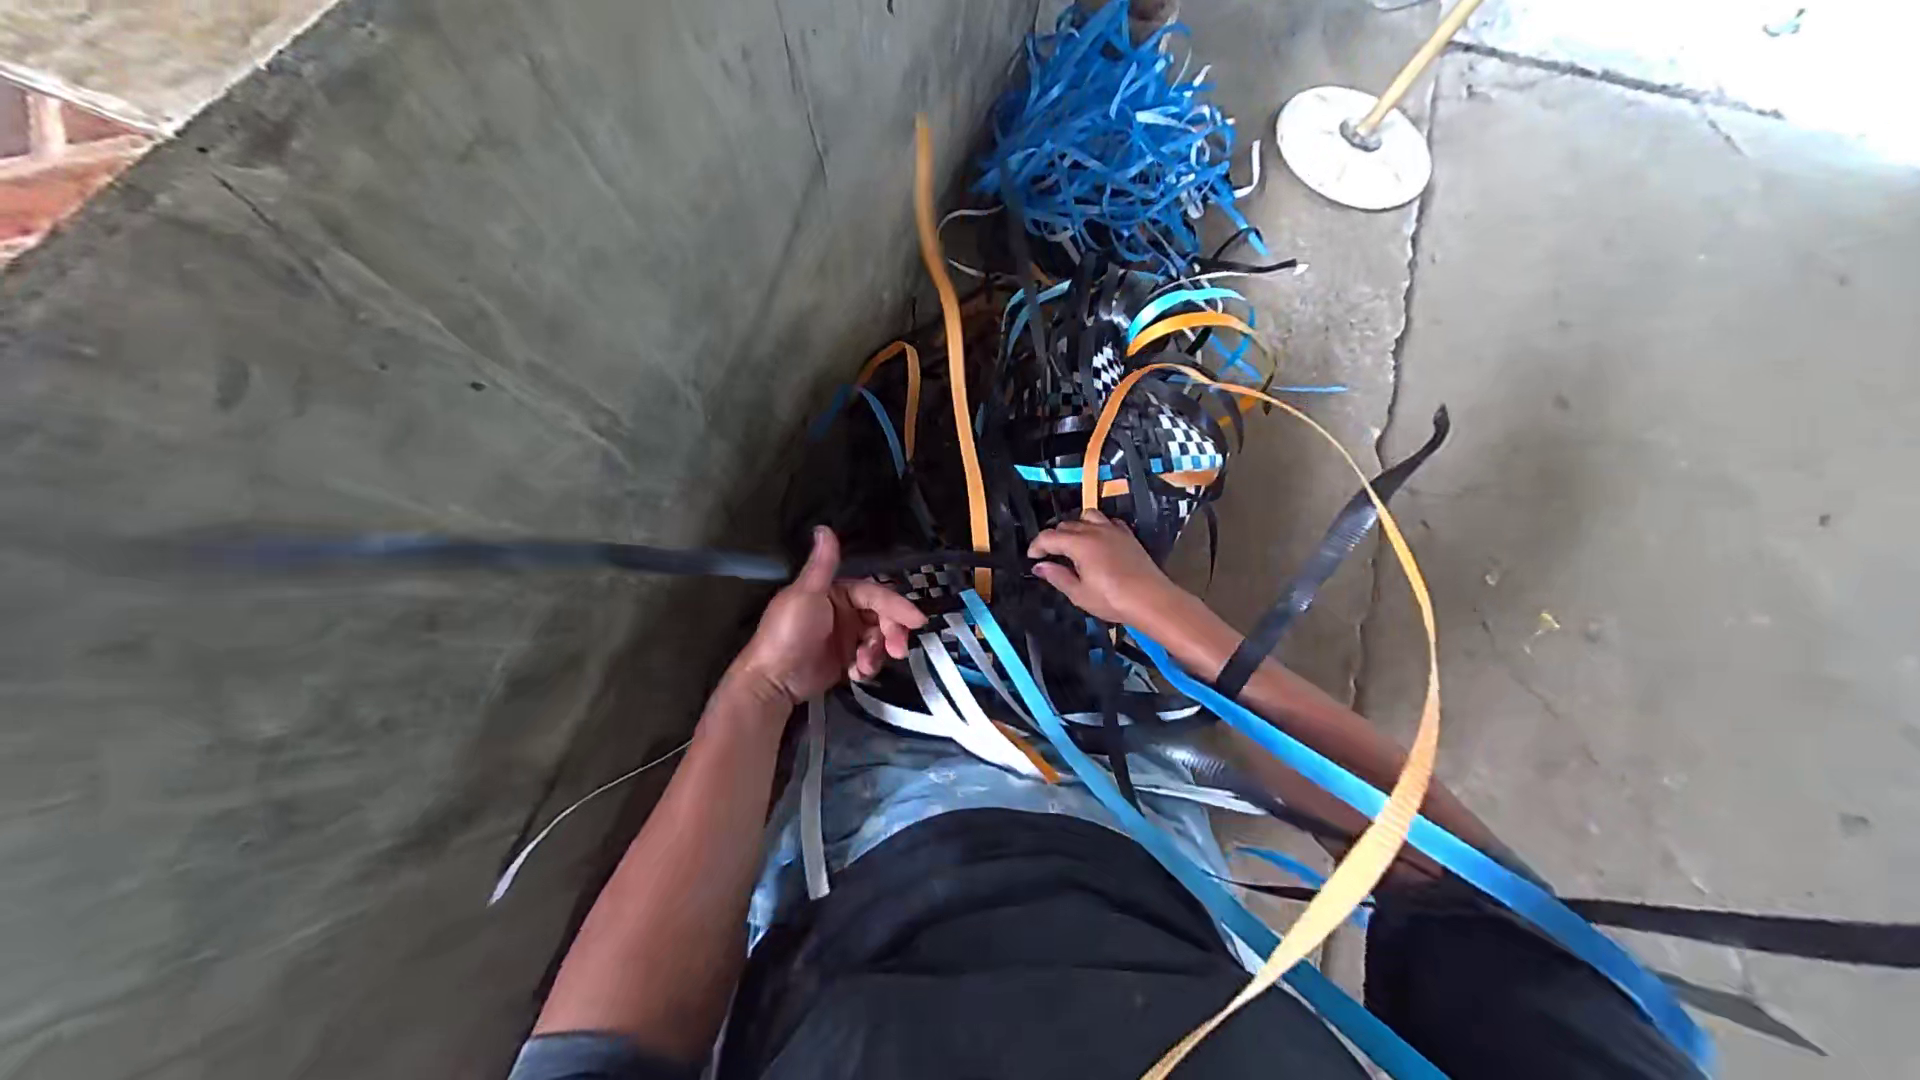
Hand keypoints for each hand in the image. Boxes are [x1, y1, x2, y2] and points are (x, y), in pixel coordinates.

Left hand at [729, 526, 928, 706]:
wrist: (772, 681)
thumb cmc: (787, 634)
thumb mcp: (805, 594)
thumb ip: (823, 564)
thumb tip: (824, 528)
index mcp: (836, 593)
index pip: (875, 595)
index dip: (897, 606)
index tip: (916, 620)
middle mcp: (844, 612)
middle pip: (883, 617)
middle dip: (893, 633)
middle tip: (898, 650)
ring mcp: (845, 637)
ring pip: (879, 639)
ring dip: (878, 652)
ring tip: (863, 665)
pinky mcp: (846, 661)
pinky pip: (869, 660)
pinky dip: (868, 667)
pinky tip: (855, 674)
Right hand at [1026, 509, 1190, 625]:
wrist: (1151, 600)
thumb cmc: (1113, 600)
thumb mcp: (1079, 594)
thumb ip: (1057, 576)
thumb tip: (1040, 567)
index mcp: (1079, 544)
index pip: (1049, 537)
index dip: (1037, 546)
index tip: (1032, 557)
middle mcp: (1095, 531)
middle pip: (1066, 524)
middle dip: (1054, 537)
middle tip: (1050, 555)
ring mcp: (1113, 530)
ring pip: (1087, 516)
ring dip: (1075, 526)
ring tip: (1072, 543)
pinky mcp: (1127, 535)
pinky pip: (1107, 521)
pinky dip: (1097, 526)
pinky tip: (1097, 540)